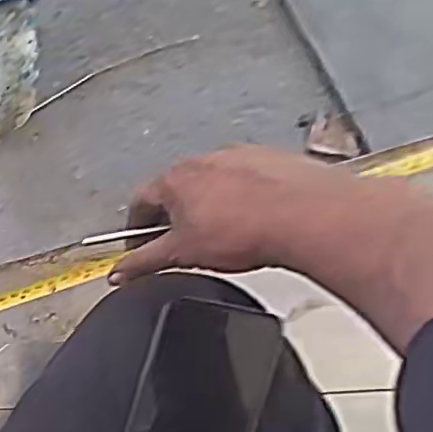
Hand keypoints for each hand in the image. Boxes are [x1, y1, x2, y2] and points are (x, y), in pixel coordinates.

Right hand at [111, 145, 432, 347]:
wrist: (313, 218)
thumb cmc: (248, 229)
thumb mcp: (178, 254)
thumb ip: (141, 264)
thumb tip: (119, 274)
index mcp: (177, 177)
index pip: (139, 202)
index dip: (135, 230)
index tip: (140, 248)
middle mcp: (209, 159)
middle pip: (175, 191)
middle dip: (171, 218)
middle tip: (177, 245)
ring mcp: (246, 157)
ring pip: (213, 185)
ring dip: (208, 209)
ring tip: (218, 238)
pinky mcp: (278, 162)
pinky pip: (247, 184)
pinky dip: (241, 203)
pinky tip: (249, 226)